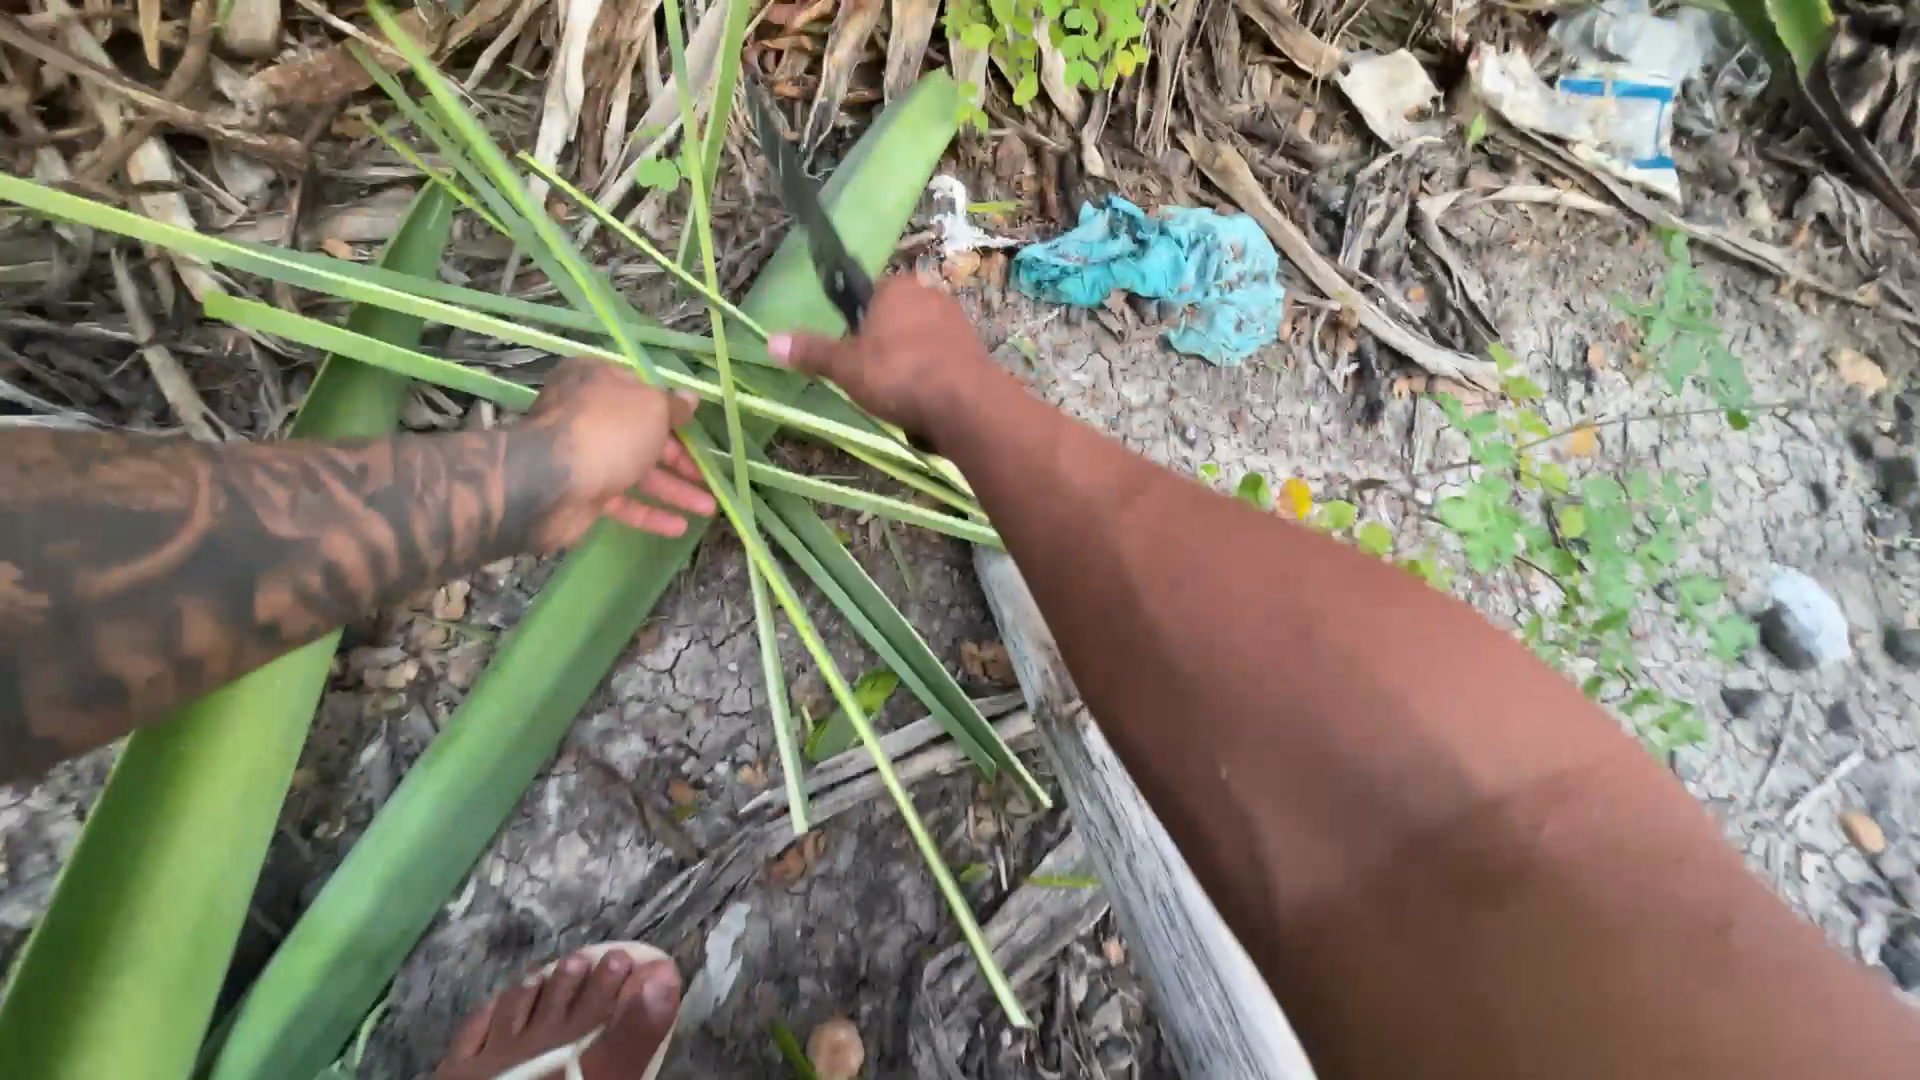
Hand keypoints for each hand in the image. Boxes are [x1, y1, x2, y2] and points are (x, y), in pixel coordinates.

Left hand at [520, 357, 714, 548]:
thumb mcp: (651, 408)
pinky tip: (679, 527)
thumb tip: (689, 399)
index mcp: (599, 382)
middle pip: (645, 437)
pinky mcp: (584, 493)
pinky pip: (623, 502)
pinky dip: (650, 513)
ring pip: (639, 472)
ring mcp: (586, 456)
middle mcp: (590, 416)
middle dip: (682, 461)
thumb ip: (673, 405)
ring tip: (708, 509)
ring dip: (674, 490)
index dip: (674, 414)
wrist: (546, 484)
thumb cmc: (606, 432)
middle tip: (709, 477)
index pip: (643, 393)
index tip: (698, 431)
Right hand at [767, 277, 994, 437]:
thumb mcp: (846, 367)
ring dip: (912, 366)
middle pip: (898, 319)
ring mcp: (957, 324)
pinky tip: (928, 404)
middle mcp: (930, 296)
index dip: (859, 323)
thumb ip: (812, 353)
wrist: (965, 404)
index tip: (854, 353)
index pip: (870, 294)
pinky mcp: (976, 352)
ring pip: (923, 343)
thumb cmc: (898, 375)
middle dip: (886, 347)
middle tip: (876, 381)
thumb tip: (770, 341)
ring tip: (902, 399)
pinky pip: (944, 364)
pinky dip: (934, 381)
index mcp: (896, 288)